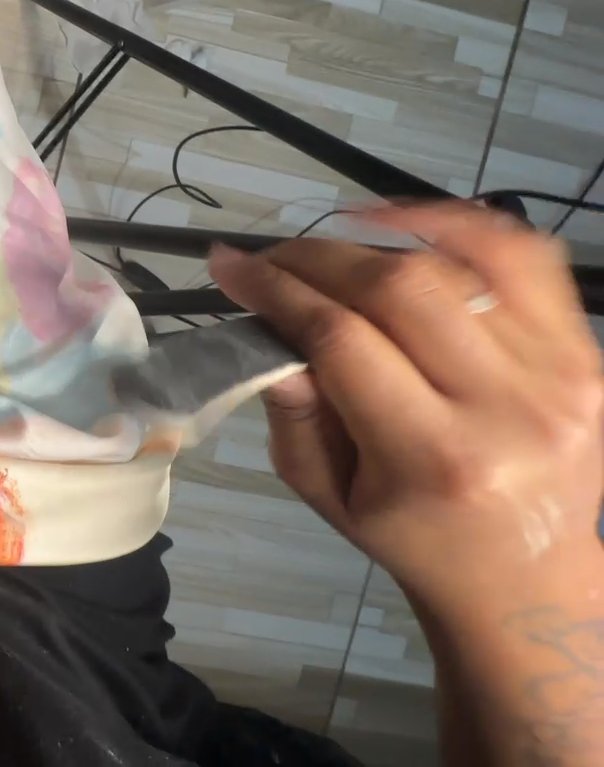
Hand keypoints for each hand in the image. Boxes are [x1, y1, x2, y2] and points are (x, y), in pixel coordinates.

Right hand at [211, 203, 603, 612]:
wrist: (531, 573)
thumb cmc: (406, 533)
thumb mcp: (319, 485)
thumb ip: (291, 409)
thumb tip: (266, 333)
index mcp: (436, 455)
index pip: (340, 338)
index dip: (272, 288)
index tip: (224, 265)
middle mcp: (514, 409)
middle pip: (398, 289)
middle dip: (311, 258)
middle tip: (262, 258)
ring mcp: (566, 376)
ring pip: (455, 267)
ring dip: (367, 242)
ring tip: (315, 248)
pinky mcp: (587, 354)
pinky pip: (524, 262)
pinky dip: (457, 225)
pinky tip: (399, 219)